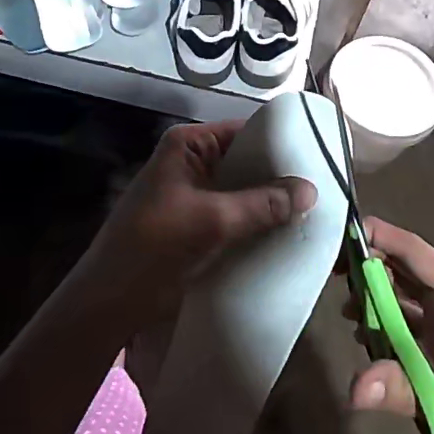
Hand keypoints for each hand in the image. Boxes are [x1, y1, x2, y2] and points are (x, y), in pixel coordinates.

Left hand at [86, 121, 316, 309]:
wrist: (108, 301)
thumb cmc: (154, 248)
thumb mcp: (212, 221)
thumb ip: (262, 204)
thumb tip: (310, 190)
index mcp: (188, 145)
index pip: (244, 131)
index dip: (281, 143)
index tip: (320, 159)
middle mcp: (192, 162)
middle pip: (246, 162)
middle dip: (280, 177)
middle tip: (325, 190)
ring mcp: (193, 195)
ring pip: (243, 191)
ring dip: (272, 203)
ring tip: (315, 213)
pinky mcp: (196, 224)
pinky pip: (235, 215)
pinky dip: (257, 223)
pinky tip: (287, 233)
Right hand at [348, 218, 433, 433]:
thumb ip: (405, 391)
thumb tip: (352, 387)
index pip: (420, 254)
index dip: (383, 236)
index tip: (345, 227)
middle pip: (409, 271)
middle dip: (371, 267)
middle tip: (328, 270)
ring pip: (409, 298)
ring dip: (377, 298)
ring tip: (341, 304)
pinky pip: (412, 326)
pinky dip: (387, 325)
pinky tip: (364, 337)